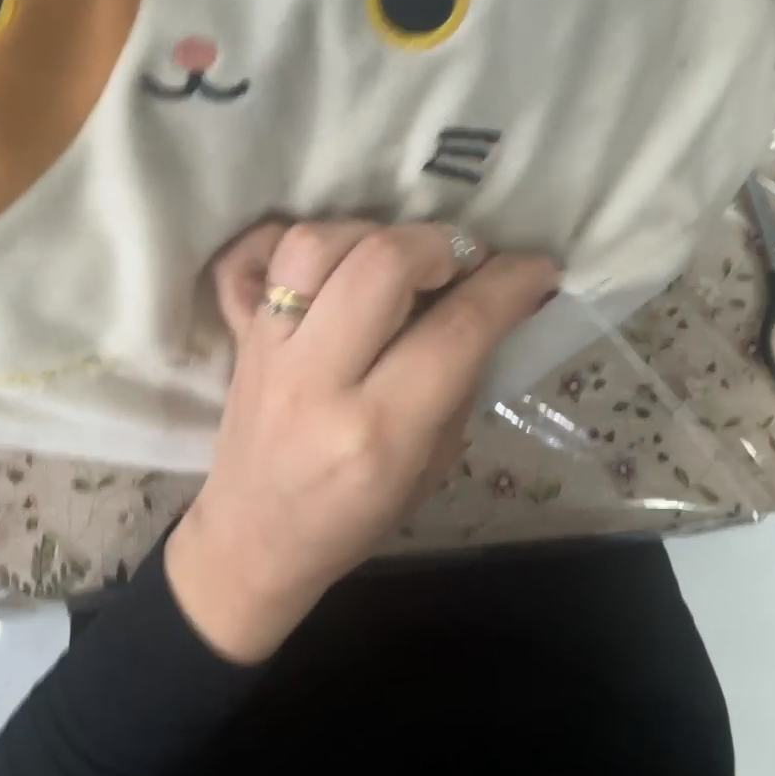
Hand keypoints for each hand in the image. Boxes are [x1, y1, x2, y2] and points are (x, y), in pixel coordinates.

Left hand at [164, 219, 559, 663]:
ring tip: (398, 260)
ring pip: (313, 245)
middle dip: (442, 244)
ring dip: (370, 234)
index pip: (457, 329)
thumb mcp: (432, 467)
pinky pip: (249, 261)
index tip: (535, 269)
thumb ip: (461, 381)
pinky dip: (290, 243)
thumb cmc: (352, 520)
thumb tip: (495, 305)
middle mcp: (317, 382)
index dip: (510, 283)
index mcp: (377, 433)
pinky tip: (329, 262)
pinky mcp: (239, 337)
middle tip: (464, 263)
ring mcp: (268, 352)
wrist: (253, 541)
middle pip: (382, 264)